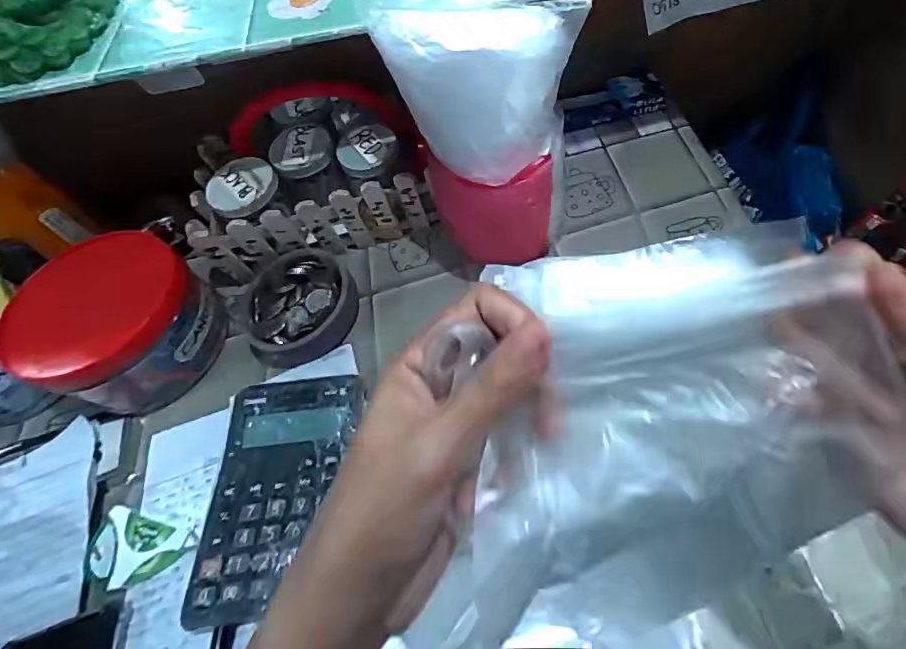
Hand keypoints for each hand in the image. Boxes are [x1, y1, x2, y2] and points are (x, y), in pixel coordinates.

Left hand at [252, 285, 549, 648]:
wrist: (356, 598)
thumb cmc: (384, 509)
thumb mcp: (440, 444)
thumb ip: (493, 388)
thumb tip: (543, 330)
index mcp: (422, 364)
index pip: (475, 309)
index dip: (512, 319)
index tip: (542, 353)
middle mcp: (441, 383)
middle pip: (499, 346)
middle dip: (529, 370)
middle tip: (549, 410)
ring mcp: (456, 422)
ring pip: (510, 390)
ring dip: (530, 410)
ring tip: (545, 439)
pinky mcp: (470, 458)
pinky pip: (508, 431)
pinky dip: (521, 443)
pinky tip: (519, 470)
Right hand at [776, 245, 905, 648]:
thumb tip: (881, 273)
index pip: (886, 297)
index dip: (858, 274)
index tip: (831, 255)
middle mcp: (893, 368)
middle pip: (846, 325)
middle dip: (815, 299)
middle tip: (781, 276)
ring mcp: (867, 408)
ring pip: (825, 363)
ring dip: (797, 339)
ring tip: (770, 317)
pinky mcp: (847, 447)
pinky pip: (814, 414)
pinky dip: (791, 396)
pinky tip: (773, 381)